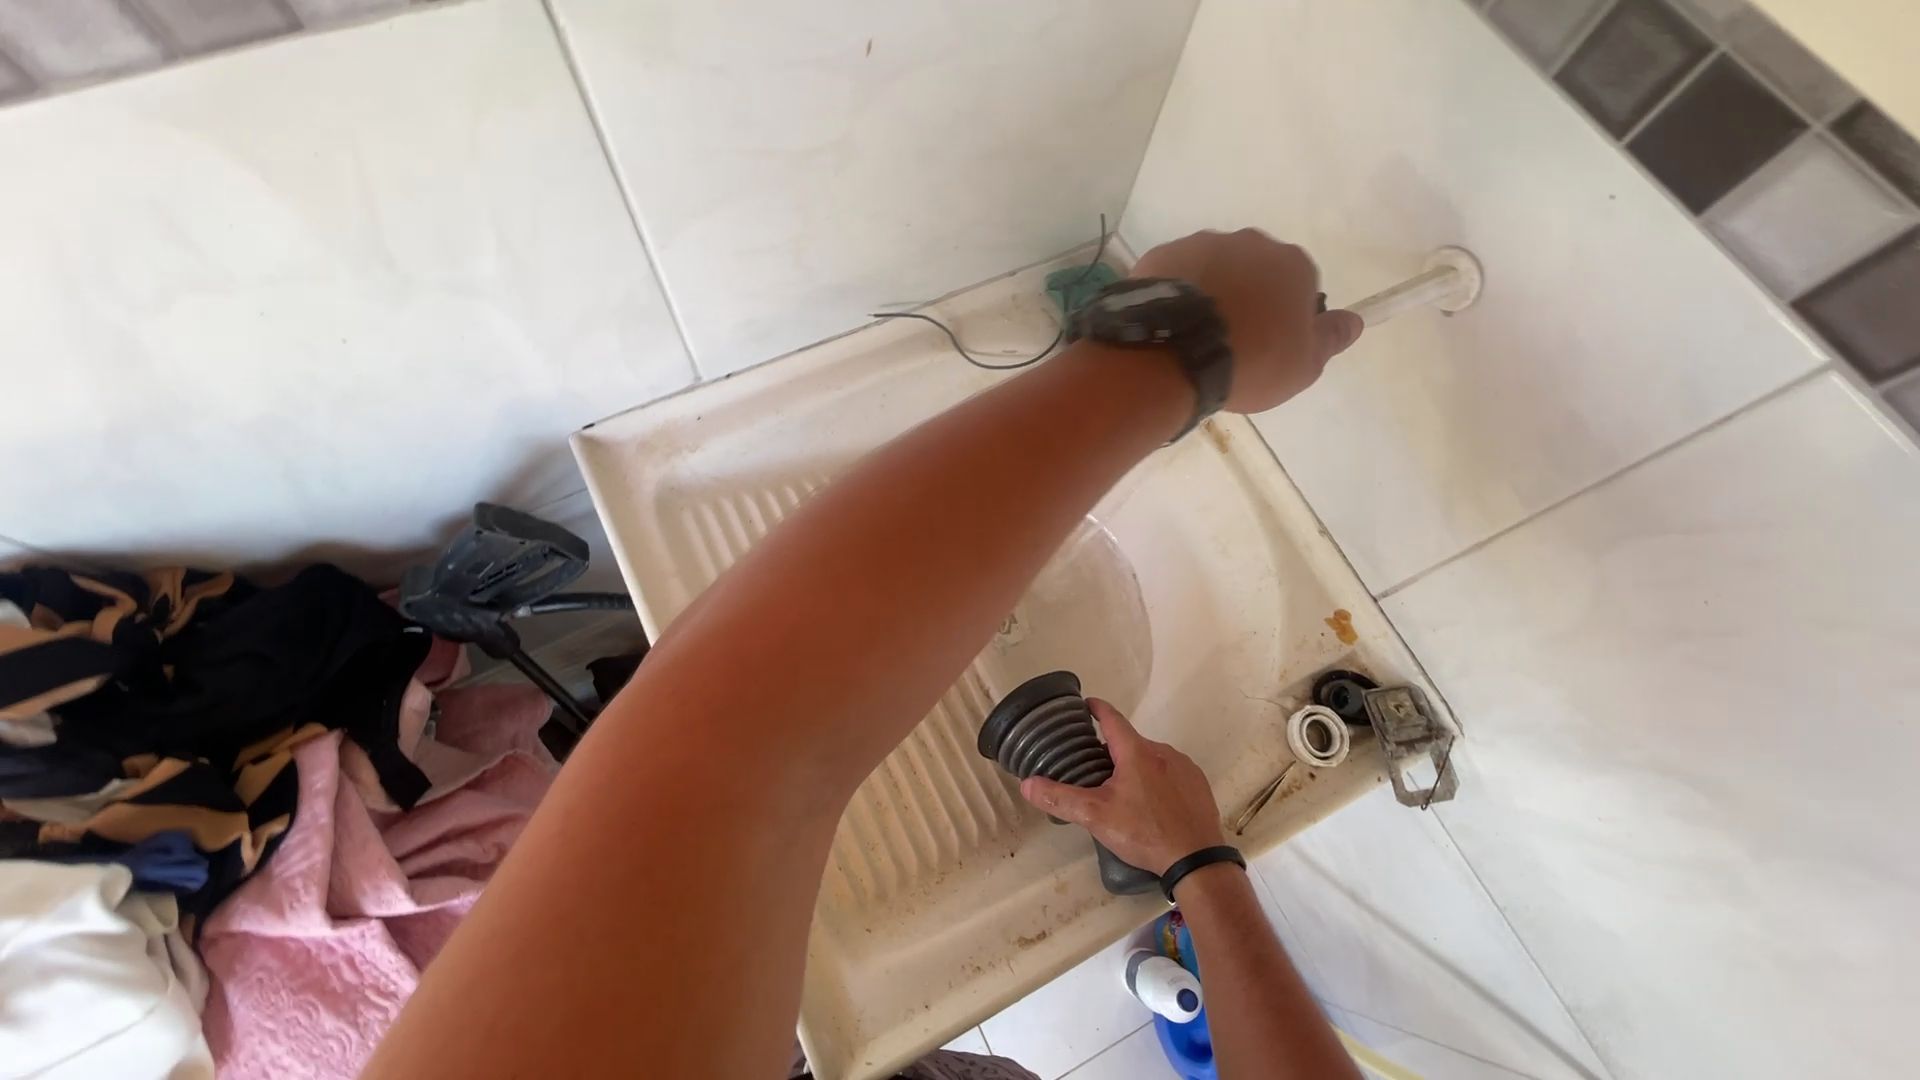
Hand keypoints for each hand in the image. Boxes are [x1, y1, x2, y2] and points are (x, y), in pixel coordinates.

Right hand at [1018, 700, 1224, 874]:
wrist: (1197, 861)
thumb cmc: (1144, 832)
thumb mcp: (1095, 816)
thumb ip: (1060, 798)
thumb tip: (1027, 784)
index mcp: (1136, 751)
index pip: (1111, 718)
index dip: (1096, 708)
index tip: (1085, 704)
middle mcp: (1162, 751)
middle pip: (1130, 742)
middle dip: (1112, 751)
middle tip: (1094, 770)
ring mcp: (1184, 767)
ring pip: (1152, 759)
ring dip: (1136, 768)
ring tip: (1123, 794)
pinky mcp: (1198, 785)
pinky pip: (1172, 774)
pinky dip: (1158, 781)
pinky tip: (1153, 805)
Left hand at [1132, 229, 1362, 412]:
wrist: (1175, 353)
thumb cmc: (1249, 362)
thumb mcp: (1302, 365)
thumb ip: (1330, 338)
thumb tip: (1353, 320)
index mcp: (1292, 265)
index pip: (1297, 285)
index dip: (1282, 316)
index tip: (1266, 344)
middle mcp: (1250, 243)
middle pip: (1253, 271)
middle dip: (1244, 298)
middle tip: (1228, 341)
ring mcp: (1201, 245)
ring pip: (1212, 269)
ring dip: (1208, 293)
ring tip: (1193, 335)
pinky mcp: (1161, 256)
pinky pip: (1174, 274)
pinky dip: (1173, 293)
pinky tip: (1166, 324)